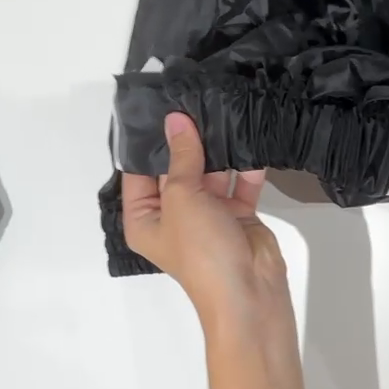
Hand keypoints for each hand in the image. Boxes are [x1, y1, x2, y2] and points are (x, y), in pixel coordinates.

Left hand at [122, 113, 288, 328]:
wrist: (249, 290)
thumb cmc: (201, 250)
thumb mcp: (182, 198)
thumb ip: (182, 157)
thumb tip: (176, 121)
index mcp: (145, 218)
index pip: (138, 173)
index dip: (147, 142)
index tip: (156, 105)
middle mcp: (174, 216)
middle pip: (176, 170)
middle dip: (187, 141)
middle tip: (193, 98)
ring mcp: (207, 216)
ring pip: (210, 174)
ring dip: (218, 151)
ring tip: (223, 110)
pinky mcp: (238, 217)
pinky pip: (239, 186)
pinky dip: (245, 168)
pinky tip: (249, 138)